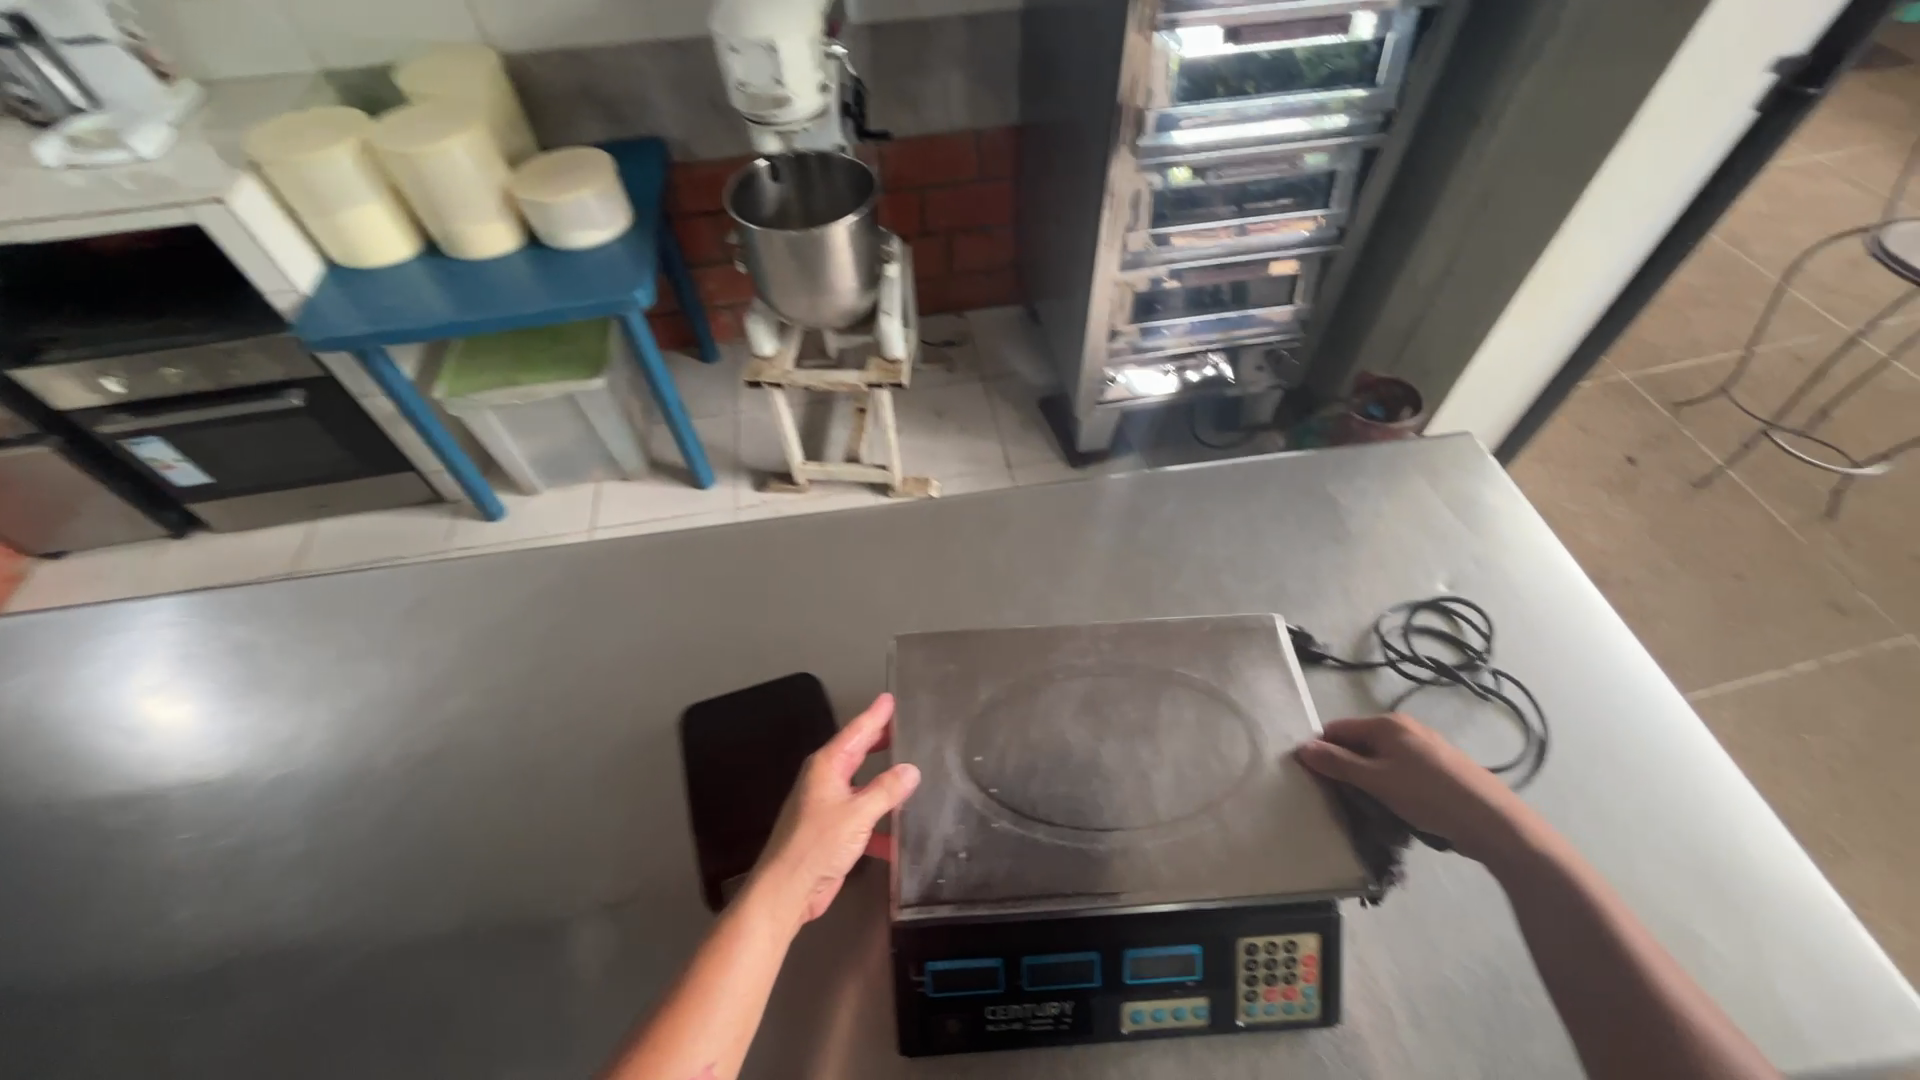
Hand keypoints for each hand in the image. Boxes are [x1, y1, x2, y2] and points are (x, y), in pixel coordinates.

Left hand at [749, 693, 920, 927]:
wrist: (786, 891)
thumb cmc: (816, 845)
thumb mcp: (858, 814)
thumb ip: (886, 791)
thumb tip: (911, 770)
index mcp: (826, 767)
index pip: (856, 732)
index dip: (875, 715)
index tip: (890, 699)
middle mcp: (825, 780)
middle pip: (857, 753)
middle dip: (879, 740)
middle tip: (902, 726)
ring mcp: (827, 806)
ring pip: (861, 785)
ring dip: (883, 783)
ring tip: (910, 772)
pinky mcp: (831, 832)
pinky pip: (861, 816)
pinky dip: (879, 821)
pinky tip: (899, 833)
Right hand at [1295, 713, 1538, 864]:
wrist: (1492, 821)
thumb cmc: (1427, 795)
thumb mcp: (1375, 780)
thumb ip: (1337, 764)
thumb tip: (1302, 748)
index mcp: (1386, 724)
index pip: (1336, 729)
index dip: (1322, 751)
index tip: (1316, 778)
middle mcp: (1405, 727)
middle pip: (1359, 742)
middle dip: (1346, 766)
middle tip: (1343, 795)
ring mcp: (1426, 745)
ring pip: (1380, 757)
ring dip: (1369, 777)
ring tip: (1371, 804)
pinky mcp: (1441, 765)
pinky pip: (1401, 767)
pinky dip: (1391, 782)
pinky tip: (1399, 804)